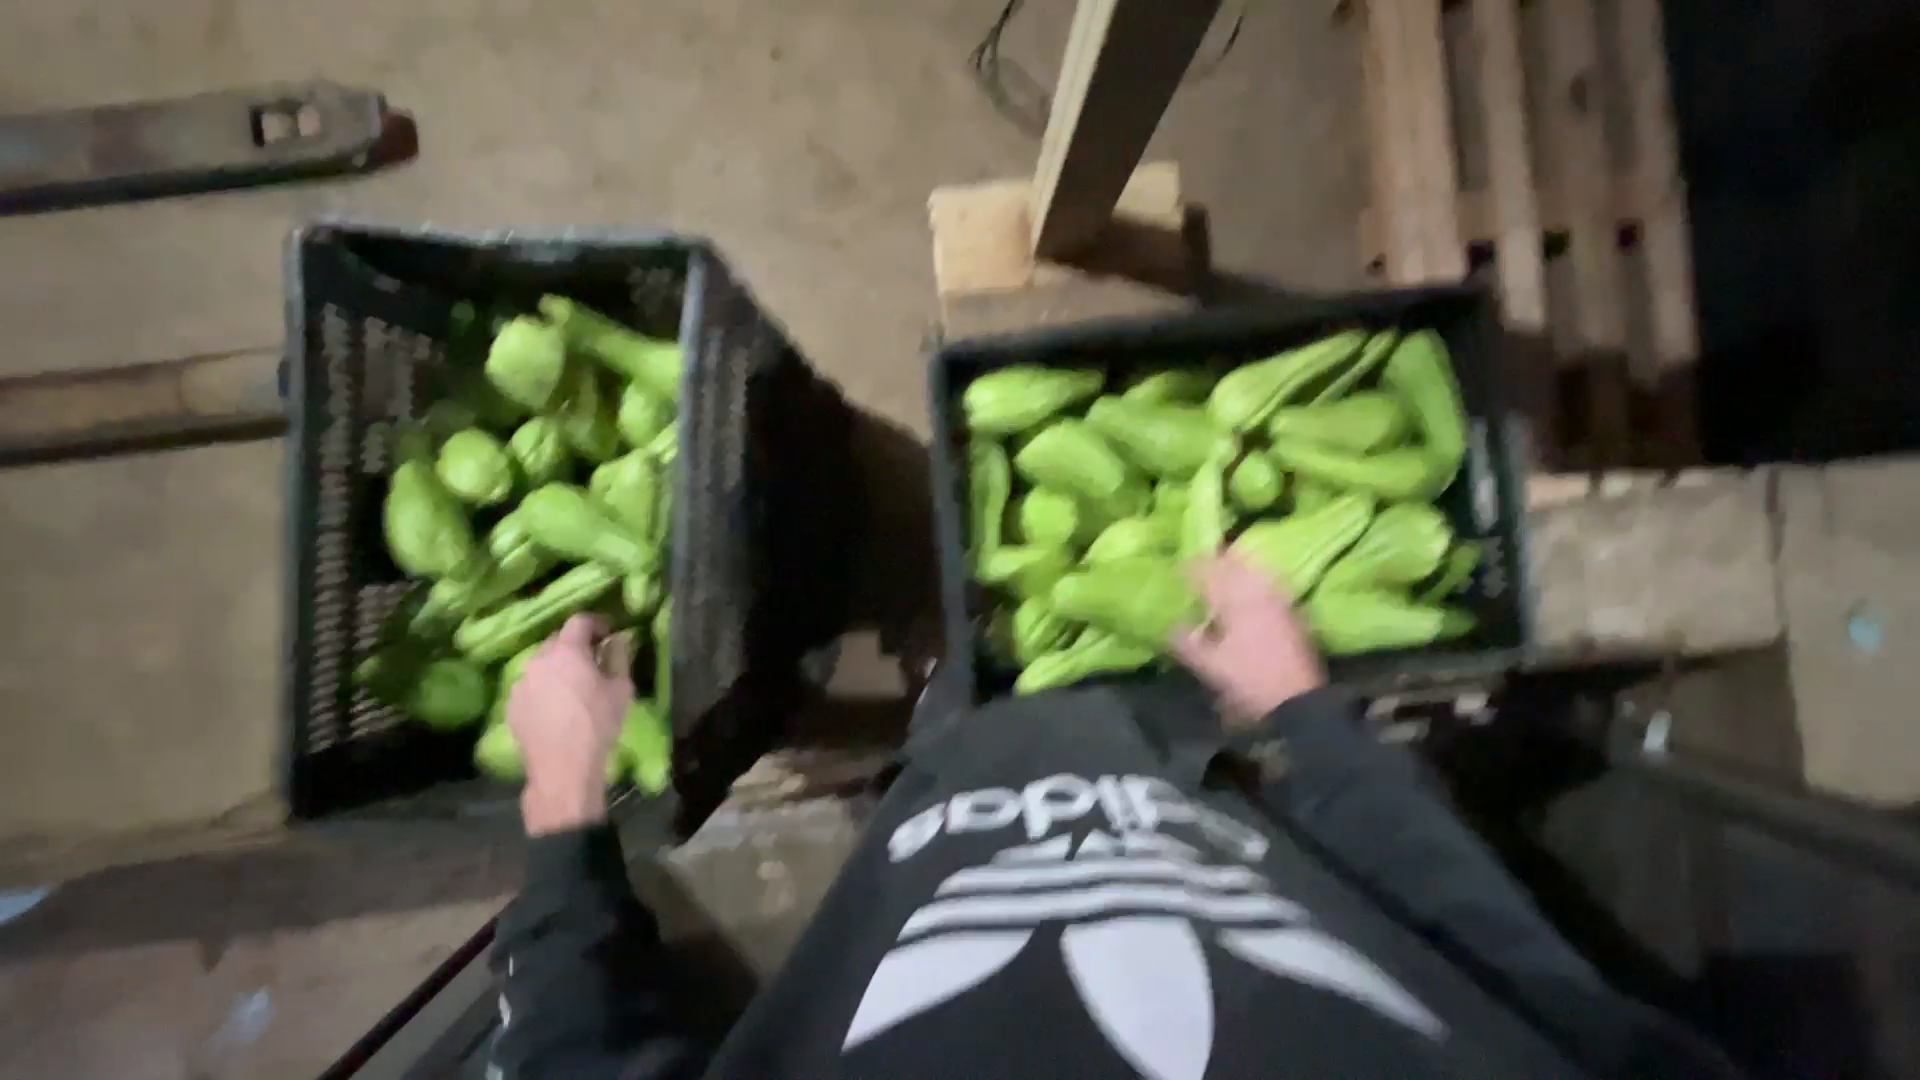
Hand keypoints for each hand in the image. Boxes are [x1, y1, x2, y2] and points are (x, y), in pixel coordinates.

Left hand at [507, 614, 632, 834]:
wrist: (564, 767)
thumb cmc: (599, 723)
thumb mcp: (620, 688)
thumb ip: (619, 656)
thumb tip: (618, 638)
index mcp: (567, 651)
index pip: (579, 621)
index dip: (597, 622)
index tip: (609, 634)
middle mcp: (538, 660)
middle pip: (558, 640)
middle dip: (576, 645)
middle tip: (594, 661)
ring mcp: (521, 683)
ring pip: (542, 664)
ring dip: (558, 667)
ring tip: (573, 686)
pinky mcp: (512, 705)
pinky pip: (531, 686)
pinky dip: (544, 687)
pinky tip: (557, 707)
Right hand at [1170, 555, 1325, 724]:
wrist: (1298, 702)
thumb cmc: (1249, 680)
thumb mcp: (1210, 665)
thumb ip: (1187, 643)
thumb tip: (1171, 626)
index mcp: (1237, 603)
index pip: (1211, 575)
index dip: (1194, 568)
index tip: (1178, 567)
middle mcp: (1260, 597)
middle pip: (1239, 567)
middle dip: (1220, 560)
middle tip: (1204, 561)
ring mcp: (1280, 605)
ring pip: (1259, 574)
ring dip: (1242, 568)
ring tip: (1229, 568)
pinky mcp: (1294, 617)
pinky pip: (1273, 588)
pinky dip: (1260, 583)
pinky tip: (1254, 592)